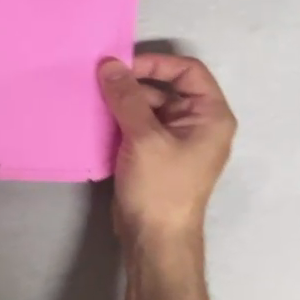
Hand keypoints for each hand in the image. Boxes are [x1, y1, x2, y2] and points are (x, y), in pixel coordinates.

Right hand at [97, 54, 236, 245]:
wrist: (155, 235)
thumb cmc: (161, 186)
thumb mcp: (144, 138)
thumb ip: (127, 98)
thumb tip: (109, 64)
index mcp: (210, 115)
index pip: (187, 72)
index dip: (155, 64)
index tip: (118, 66)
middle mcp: (196, 122)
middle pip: (164, 87)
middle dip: (132, 83)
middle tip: (96, 82)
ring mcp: (173, 139)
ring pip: (146, 106)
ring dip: (120, 102)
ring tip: (90, 100)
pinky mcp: (152, 153)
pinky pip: (136, 125)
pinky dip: (116, 119)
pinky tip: (94, 120)